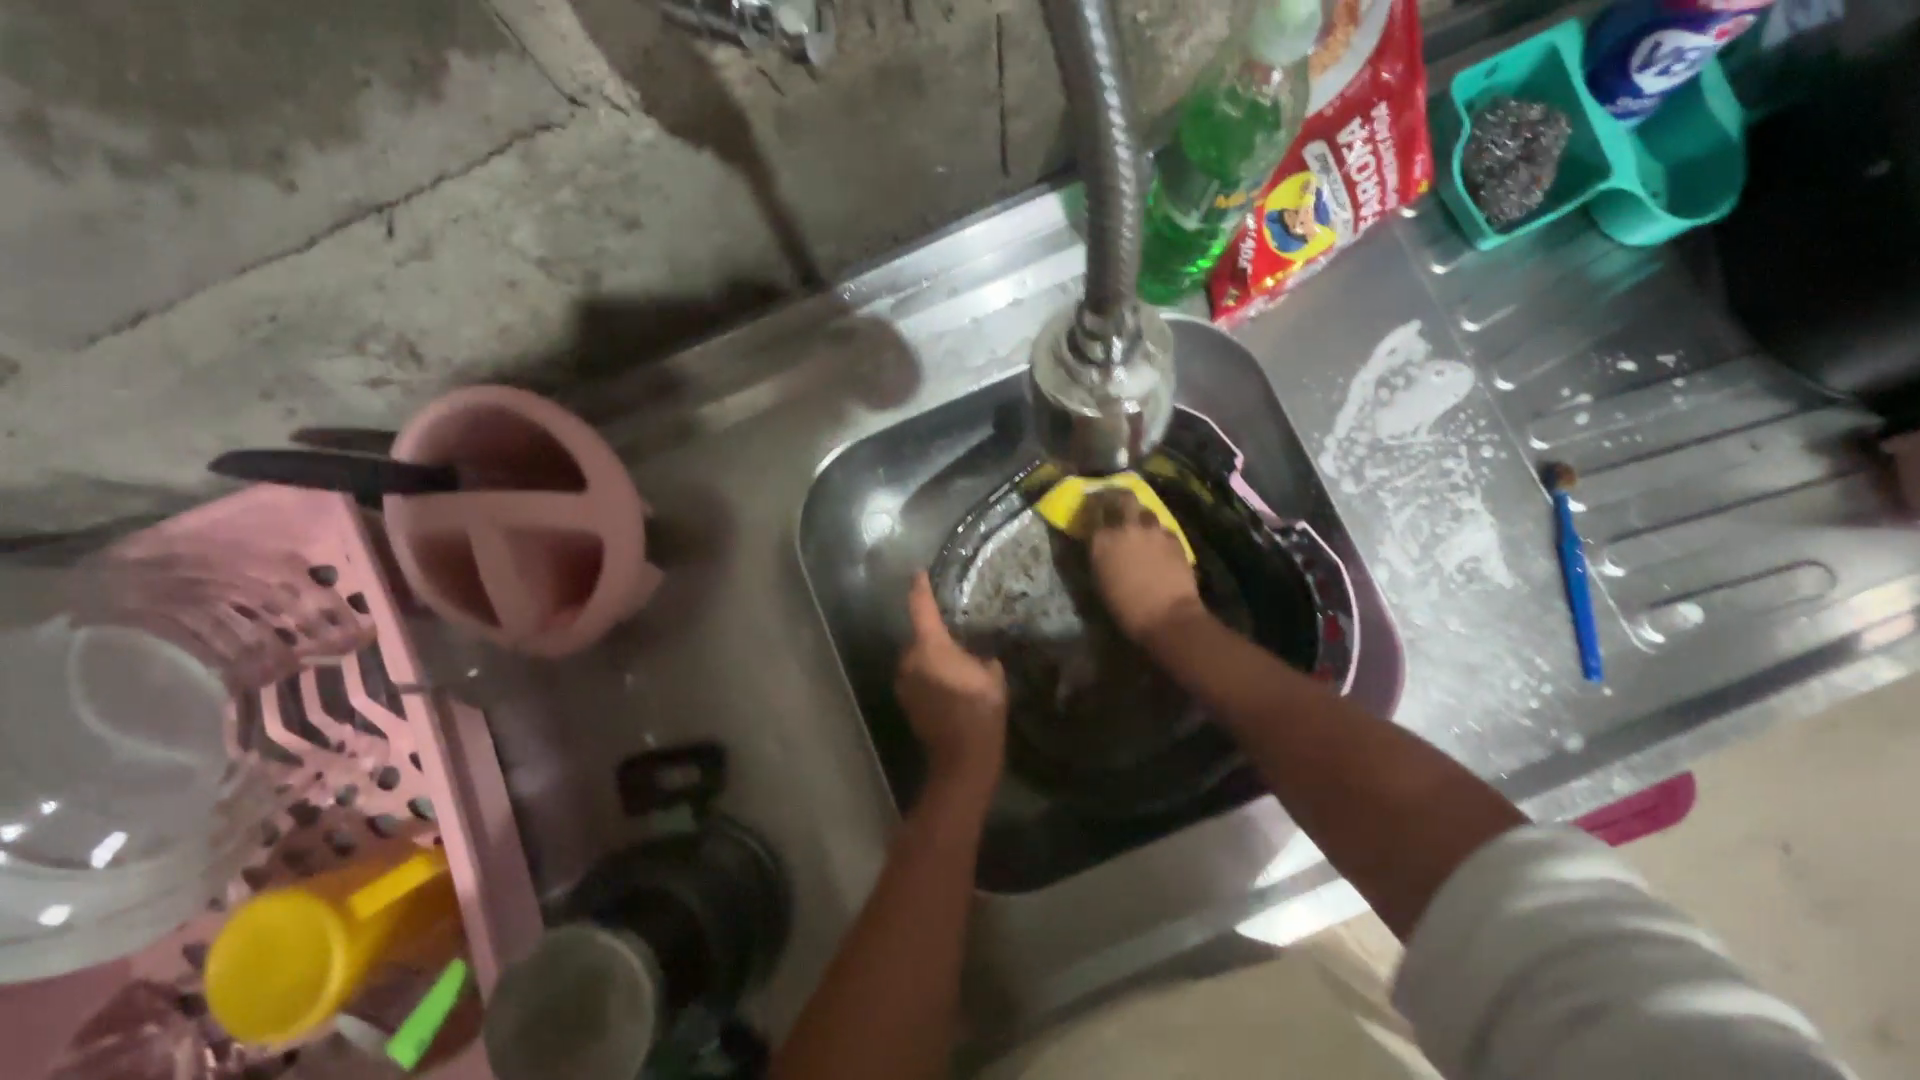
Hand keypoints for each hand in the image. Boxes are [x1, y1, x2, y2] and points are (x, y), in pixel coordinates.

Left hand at [896, 572, 1007, 795]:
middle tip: (962, 642)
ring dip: (933, 660)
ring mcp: (904, 682)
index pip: (921, 608)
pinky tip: (951, 688)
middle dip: (936, 637)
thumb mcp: (992, 675)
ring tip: (959, 669)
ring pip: (919, 659)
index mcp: (931, 647)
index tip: (919, 573)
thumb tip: (976, 654)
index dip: (920, 588)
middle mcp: (910, 660)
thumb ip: (980, 656)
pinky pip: (918, 678)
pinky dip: (931, 677)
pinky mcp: (906, 701)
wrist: (962, 758)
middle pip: (920, 637)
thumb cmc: (980, 711)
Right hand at [1086, 489, 1208, 645]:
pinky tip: (1158, 545)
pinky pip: (1162, 528)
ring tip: (1140, 528)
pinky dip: (1158, 534)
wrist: (1167, 616)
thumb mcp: (1099, 582)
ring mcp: (1153, 530)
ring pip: (1146, 511)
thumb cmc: (1125, 608)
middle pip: (1122, 497)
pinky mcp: (1174, 538)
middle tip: (1116, 501)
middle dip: (1118, 496)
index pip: (1094, 509)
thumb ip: (1099, 555)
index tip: (1093, 506)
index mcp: (1101, 540)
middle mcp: (1126, 528)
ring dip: (1141, 517)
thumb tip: (1100, 544)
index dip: (1093, 506)